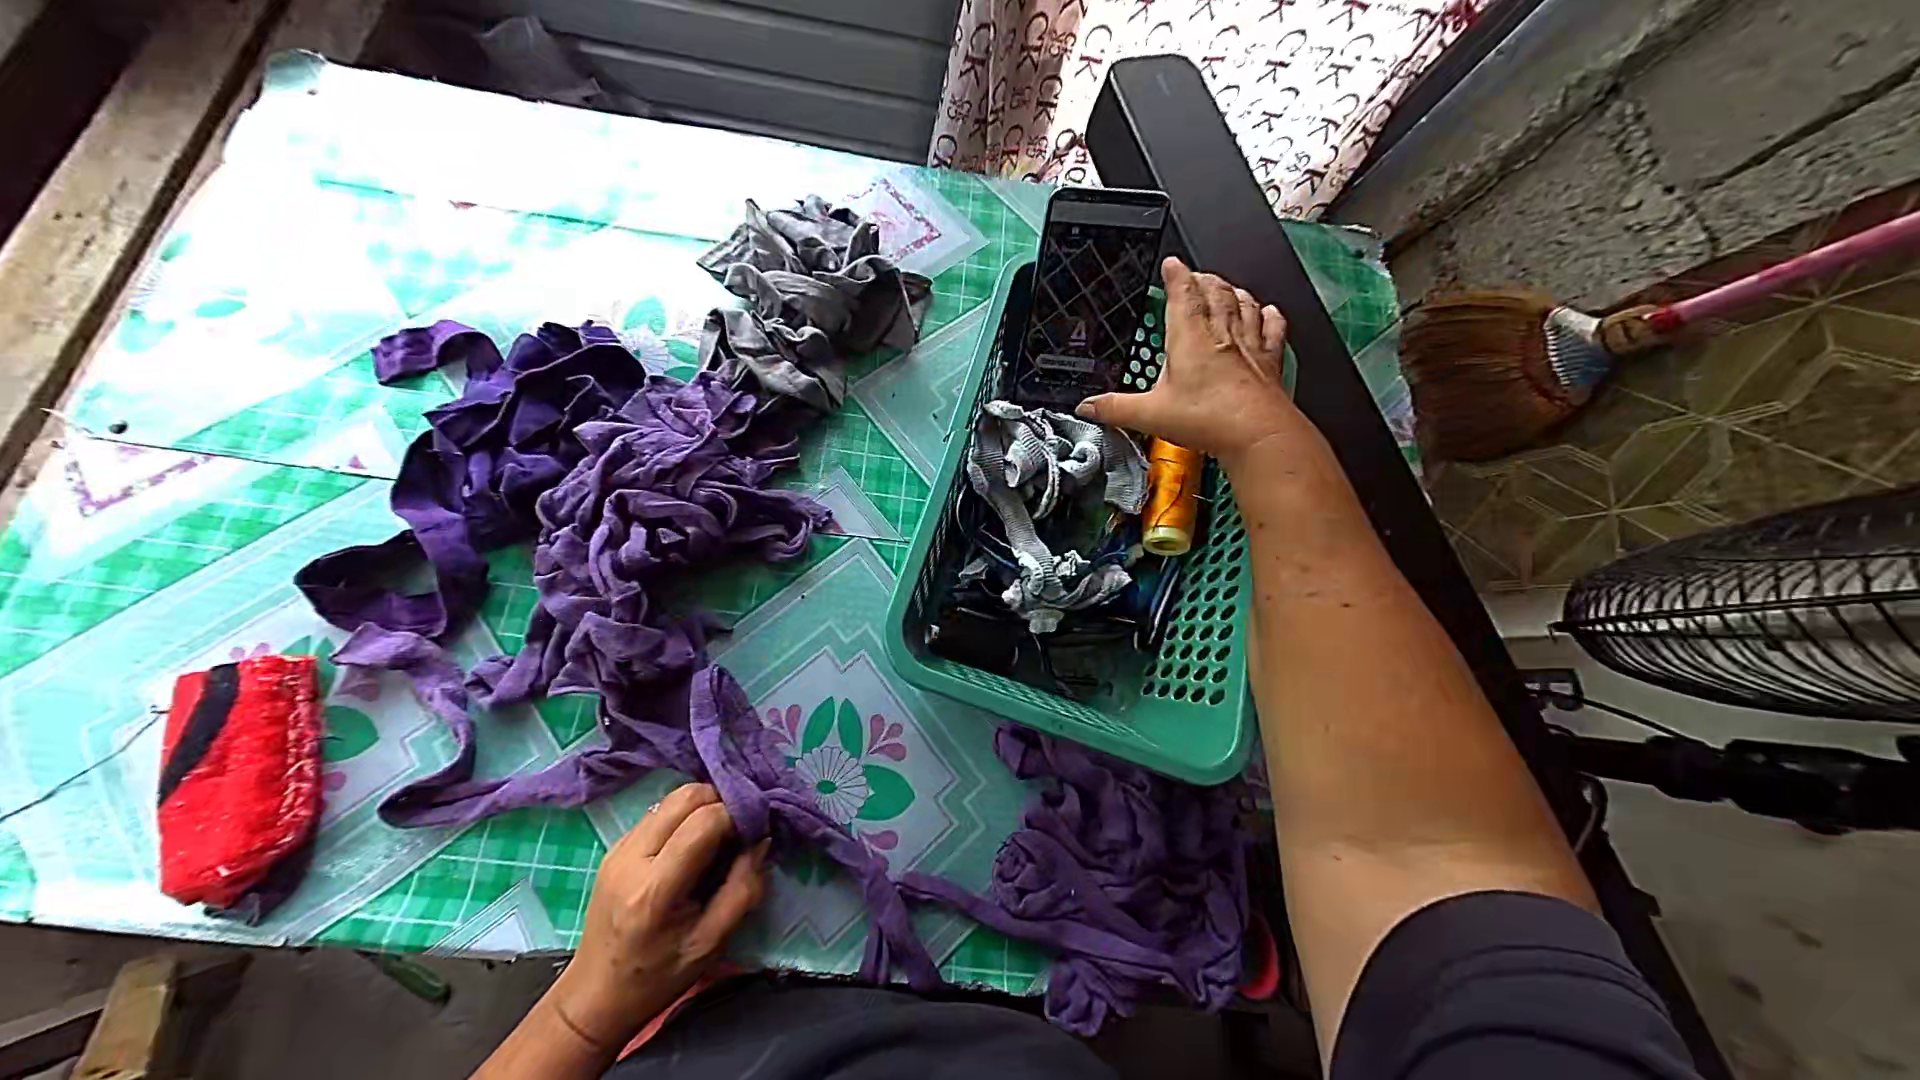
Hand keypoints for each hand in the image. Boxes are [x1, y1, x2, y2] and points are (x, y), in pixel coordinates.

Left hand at [546, 783, 767, 1049]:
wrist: (595, 996)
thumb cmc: (658, 976)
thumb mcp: (713, 942)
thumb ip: (744, 887)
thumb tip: (761, 838)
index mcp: (655, 890)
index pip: (705, 821)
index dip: (739, 814)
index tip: (757, 829)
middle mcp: (632, 859)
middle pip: (687, 796)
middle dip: (723, 800)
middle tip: (742, 824)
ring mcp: (619, 849)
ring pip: (673, 797)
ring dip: (705, 804)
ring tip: (721, 830)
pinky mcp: (615, 846)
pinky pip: (660, 811)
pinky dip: (686, 814)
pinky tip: (695, 840)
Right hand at [1076, 256, 1304, 462]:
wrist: (1258, 434)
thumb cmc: (1209, 419)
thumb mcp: (1149, 415)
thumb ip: (1116, 408)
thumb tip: (1088, 406)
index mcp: (1190, 339)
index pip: (1183, 294)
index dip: (1176, 275)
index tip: (1172, 264)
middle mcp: (1222, 335)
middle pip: (1215, 292)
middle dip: (1204, 279)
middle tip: (1195, 275)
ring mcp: (1249, 346)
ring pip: (1243, 304)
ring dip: (1233, 291)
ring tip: (1226, 286)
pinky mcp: (1269, 362)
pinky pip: (1272, 328)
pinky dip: (1269, 315)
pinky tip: (1269, 311)